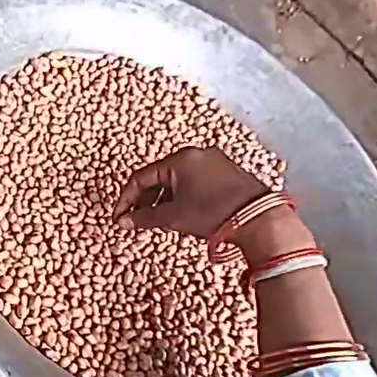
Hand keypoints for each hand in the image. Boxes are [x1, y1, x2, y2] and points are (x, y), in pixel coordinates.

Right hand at [112, 146, 308, 258]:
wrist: (258, 218)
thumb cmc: (213, 213)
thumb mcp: (172, 217)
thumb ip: (143, 217)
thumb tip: (123, 222)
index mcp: (179, 159)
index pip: (140, 178)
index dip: (126, 200)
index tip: (118, 218)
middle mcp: (195, 154)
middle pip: (157, 177)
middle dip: (143, 200)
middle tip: (135, 220)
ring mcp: (212, 161)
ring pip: (175, 179)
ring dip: (161, 200)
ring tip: (155, 220)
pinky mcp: (224, 172)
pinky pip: (191, 181)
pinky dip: (179, 196)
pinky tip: (177, 213)